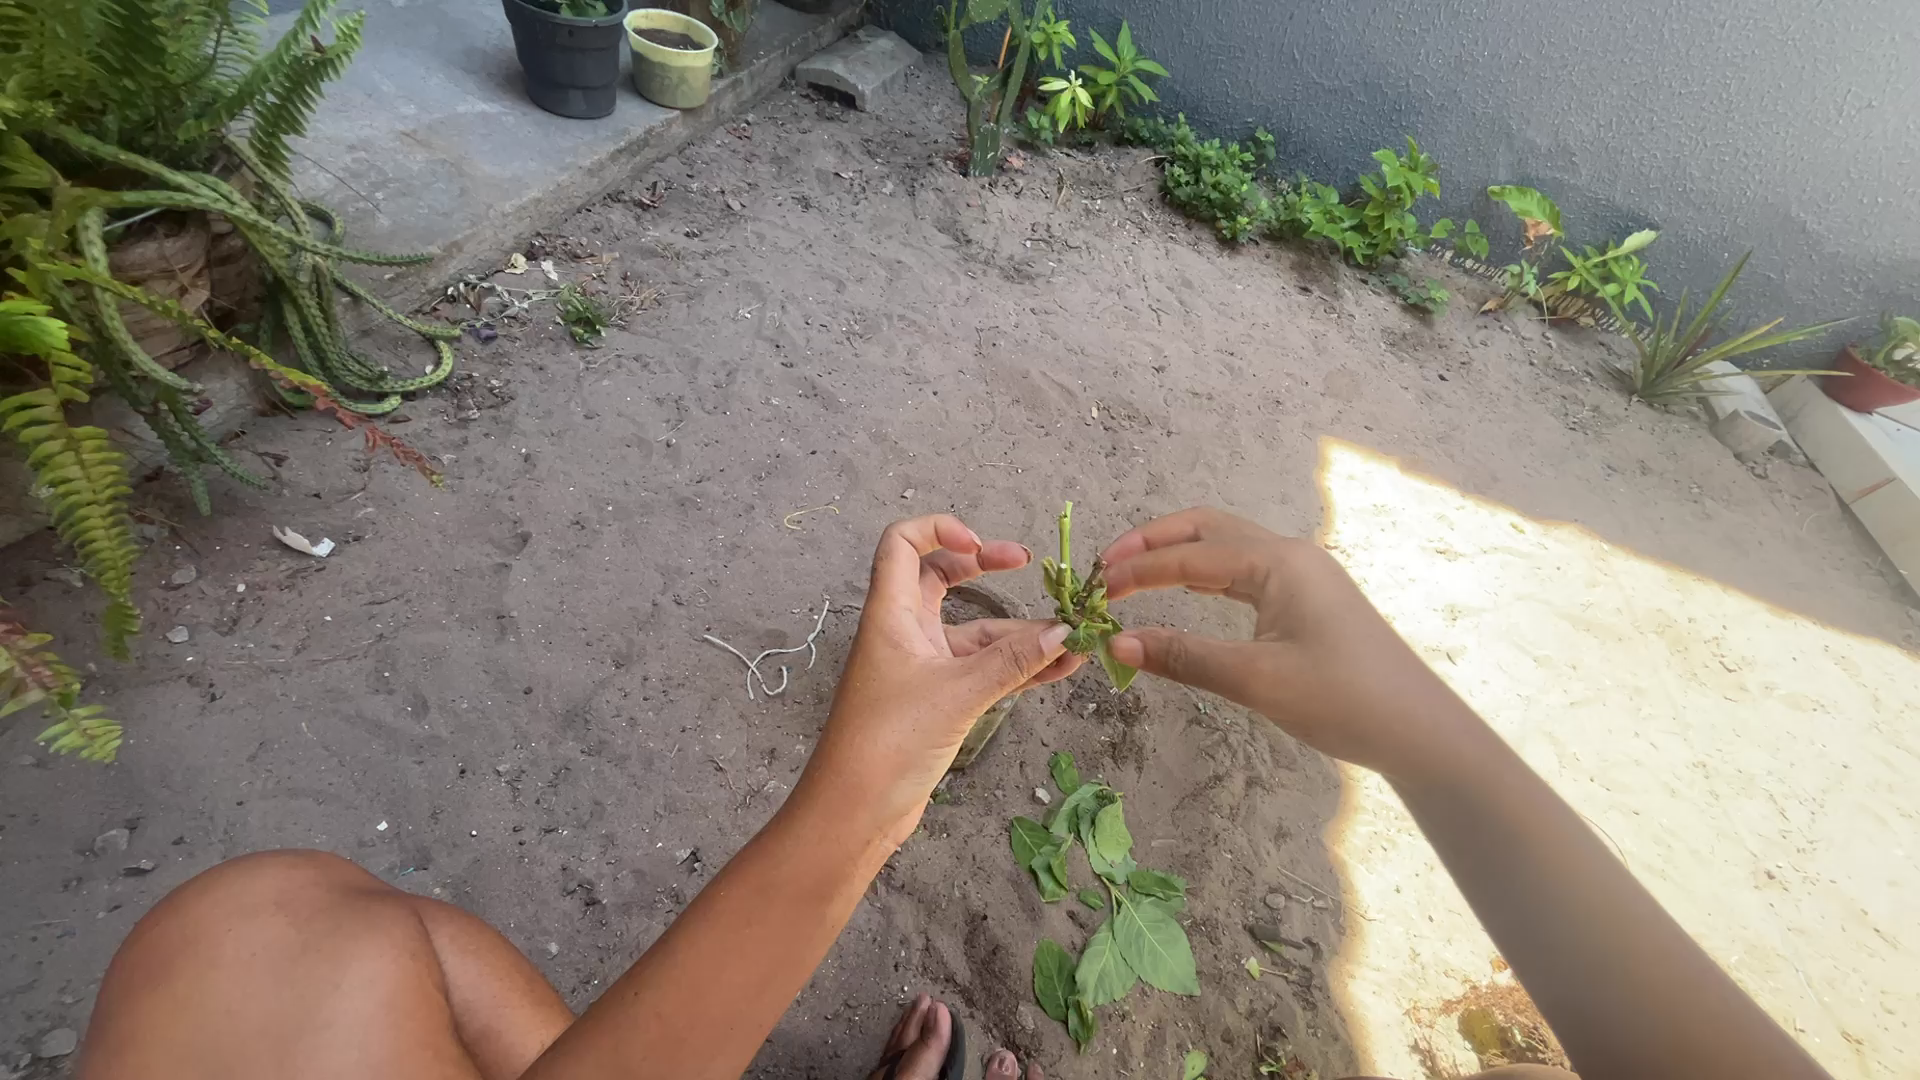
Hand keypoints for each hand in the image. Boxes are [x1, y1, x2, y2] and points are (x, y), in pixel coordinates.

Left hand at [793, 515, 1081, 844]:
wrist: (855, 811)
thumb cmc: (890, 741)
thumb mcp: (957, 693)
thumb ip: (1013, 661)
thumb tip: (1065, 632)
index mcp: (891, 612)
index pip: (901, 543)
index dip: (939, 529)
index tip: (980, 544)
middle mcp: (904, 630)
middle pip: (941, 577)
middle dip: (983, 566)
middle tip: (1026, 564)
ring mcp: (922, 663)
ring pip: (973, 630)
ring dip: (1017, 632)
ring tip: (1069, 636)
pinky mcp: (936, 696)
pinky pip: (981, 668)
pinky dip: (1014, 666)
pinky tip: (1057, 668)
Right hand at [1099, 508, 1480, 779]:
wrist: (1422, 732)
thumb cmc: (1342, 700)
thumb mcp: (1256, 680)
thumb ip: (1183, 656)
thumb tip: (1117, 644)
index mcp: (1278, 562)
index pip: (1191, 556)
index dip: (1139, 570)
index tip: (1097, 588)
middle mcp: (1288, 554)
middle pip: (1206, 527)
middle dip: (1152, 542)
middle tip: (1108, 565)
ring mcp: (1300, 574)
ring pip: (1224, 546)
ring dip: (1175, 554)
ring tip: (1132, 574)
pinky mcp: (1305, 597)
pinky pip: (1240, 570)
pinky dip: (1201, 573)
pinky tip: (1183, 588)